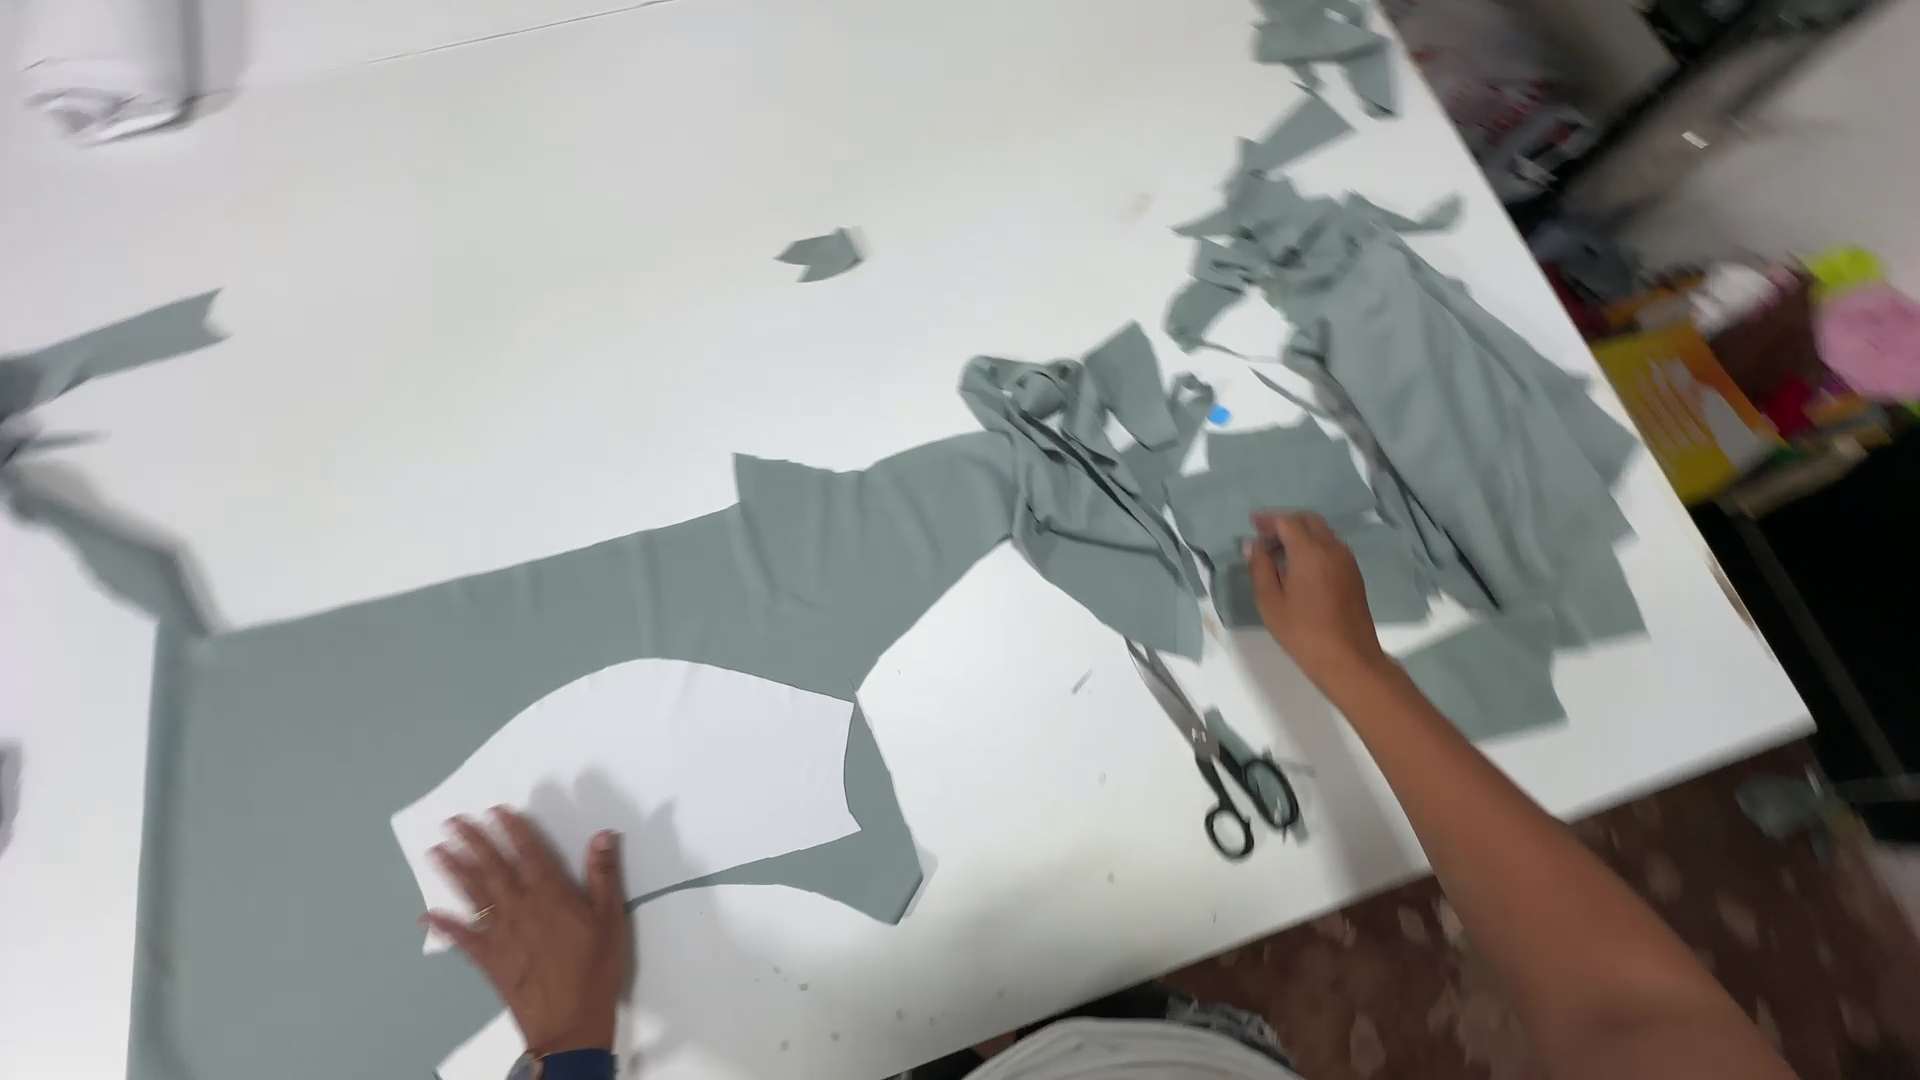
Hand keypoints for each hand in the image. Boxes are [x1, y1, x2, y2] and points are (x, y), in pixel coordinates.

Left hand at [422, 808, 631, 1057]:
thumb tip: (602, 835)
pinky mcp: (489, 961)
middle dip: (474, 843)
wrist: (570, 1023)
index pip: (529, 854)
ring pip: (473, 897)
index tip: (497, 811)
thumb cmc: (597, 967)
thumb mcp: (611, 917)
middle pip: (494, 870)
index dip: (514, 831)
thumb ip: (604, 875)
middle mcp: (521, 910)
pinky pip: (462, 940)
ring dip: (454, 872)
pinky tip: (427, 913)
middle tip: (453, 821)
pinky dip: (443, 926)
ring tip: (437, 852)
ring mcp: (500, 936)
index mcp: (552, 896)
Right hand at [1244, 510, 1388, 688]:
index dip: (1268, 519)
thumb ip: (1260, 568)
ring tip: (1278, 551)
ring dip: (1300, 533)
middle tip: (1263, 535)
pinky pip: (1331, 546)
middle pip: (1308, 520)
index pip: (1288, 522)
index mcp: (1310, 552)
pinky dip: (1313, 545)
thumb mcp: (1270, 601)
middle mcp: (1332, 549)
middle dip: (1285, 522)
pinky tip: (1298, 565)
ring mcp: (1347, 561)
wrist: (1348, 658)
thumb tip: (1253, 545)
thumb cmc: (1303, 632)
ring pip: (1322, 532)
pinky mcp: (1353, 574)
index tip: (1251, 523)